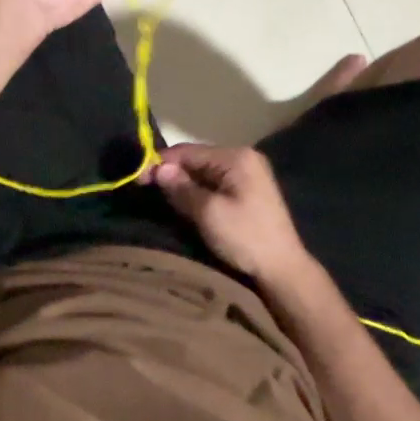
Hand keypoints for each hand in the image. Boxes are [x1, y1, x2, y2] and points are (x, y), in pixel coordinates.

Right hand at [142, 143, 310, 281]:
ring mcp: (248, 176)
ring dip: (182, 185)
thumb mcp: (208, 212)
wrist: (282, 269)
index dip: (160, 163)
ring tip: (161, 200)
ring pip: (203, 174)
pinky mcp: (248, 193)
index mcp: (236, 157)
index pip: (187, 151)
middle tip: (146, 192)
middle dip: (171, 174)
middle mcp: (243, 159)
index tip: (137, 181)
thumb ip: (181, 187)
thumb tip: (158, 169)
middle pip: (196, 160)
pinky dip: (197, 193)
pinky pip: (214, 185)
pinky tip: (184, 206)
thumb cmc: (245, 237)